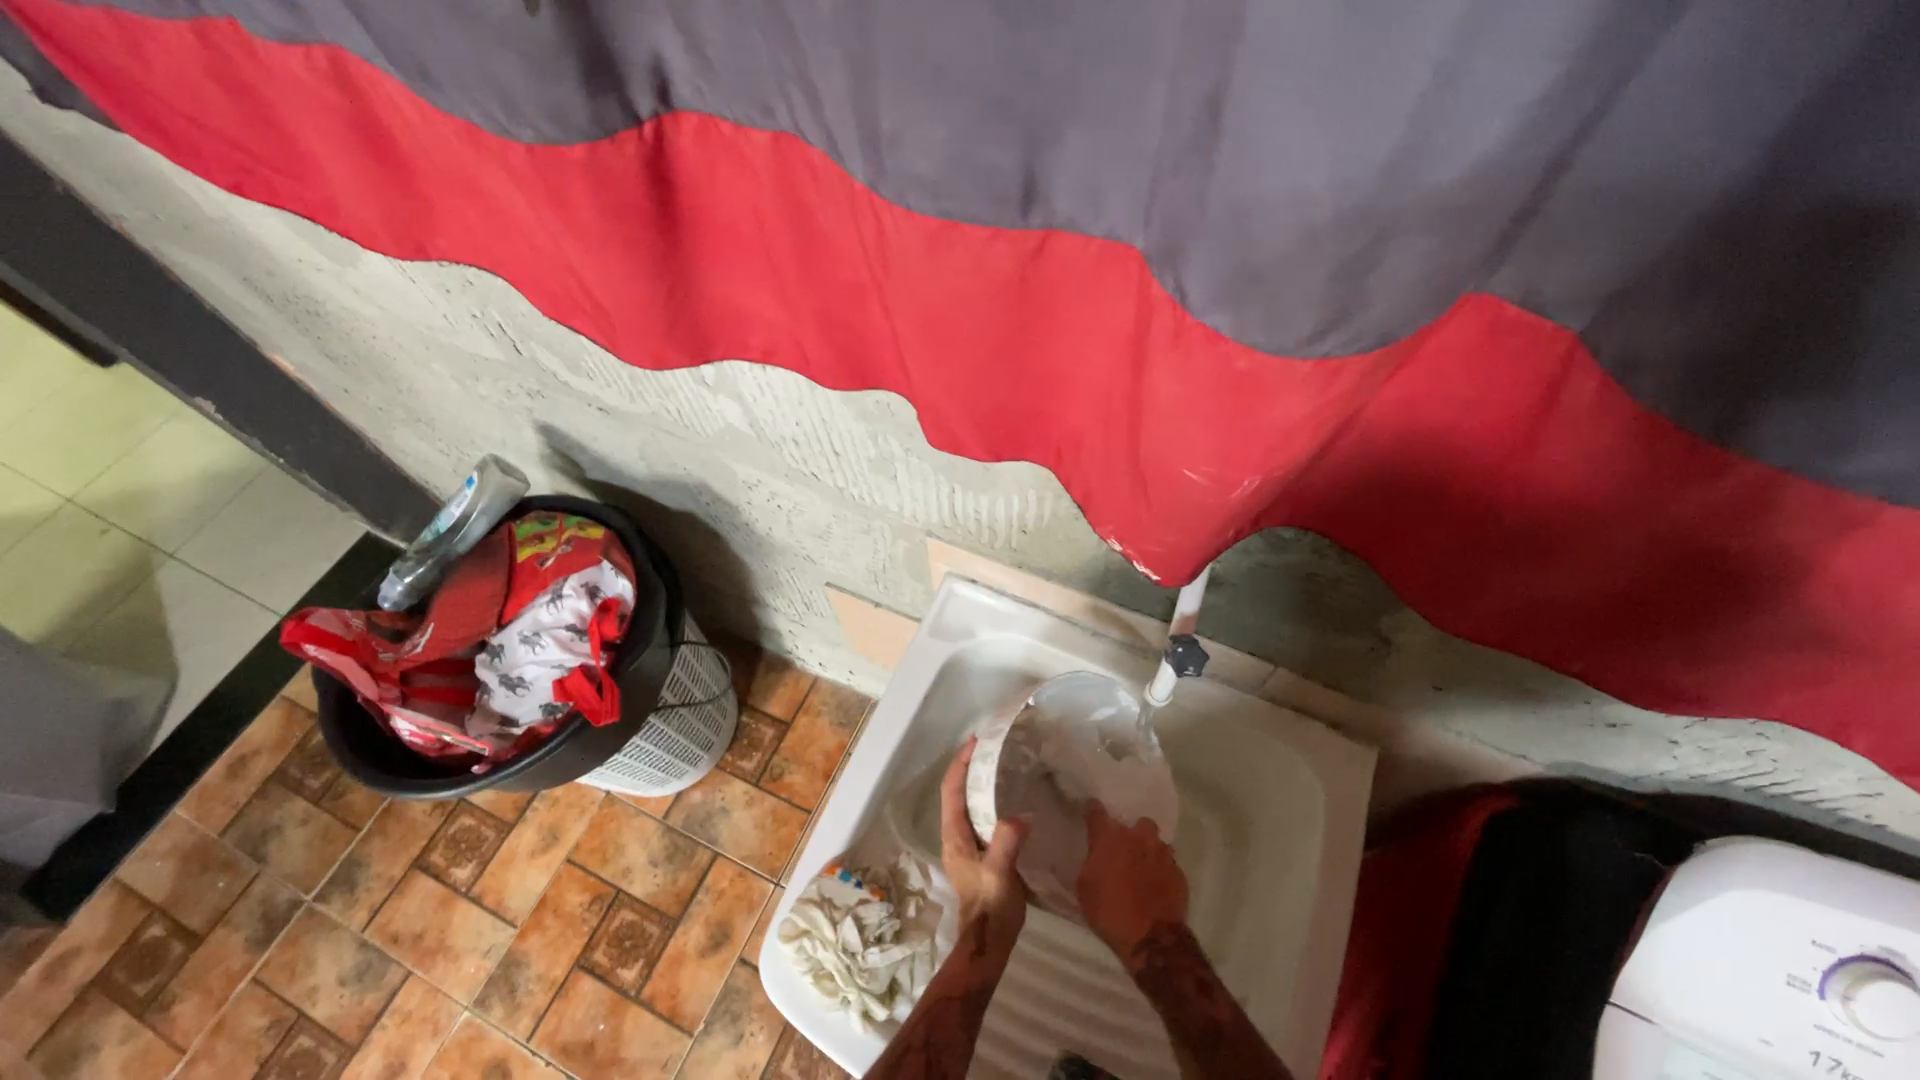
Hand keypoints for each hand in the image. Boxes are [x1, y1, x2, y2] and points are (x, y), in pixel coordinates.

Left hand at [941, 737, 1029, 956]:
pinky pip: (982, 818)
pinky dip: (991, 802)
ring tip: (1002, 767)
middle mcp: (956, 837)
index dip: (960, 764)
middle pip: (957, 794)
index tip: (976, 742)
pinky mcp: (979, 856)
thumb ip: (1007, 841)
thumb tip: (1021, 815)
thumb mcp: (1000, 873)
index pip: (952, 790)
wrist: (989, 941)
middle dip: (970, 768)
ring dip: (979, 784)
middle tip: (992, 749)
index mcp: (955, 836)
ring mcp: (966, 847)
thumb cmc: (991, 906)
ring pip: (969, 806)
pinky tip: (1011, 801)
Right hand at [1078, 799, 1188, 961]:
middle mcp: (1138, 838)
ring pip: (1157, 842)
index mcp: (1110, 839)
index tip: (1091, 810)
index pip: (1097, 812)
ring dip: (1150, 851)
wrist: (1150, 938)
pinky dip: (1162, 870)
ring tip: (1144, 868)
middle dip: (1132, 833)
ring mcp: (1162, 854)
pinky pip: (1169, 863)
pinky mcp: (1179, 872)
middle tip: (1125, 850)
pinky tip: (1156, 886)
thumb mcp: (1085, 888)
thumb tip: (1096, 857)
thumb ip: (1090, 864)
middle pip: (1138, 823)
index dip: (1092, 810)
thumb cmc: (1108, 912)